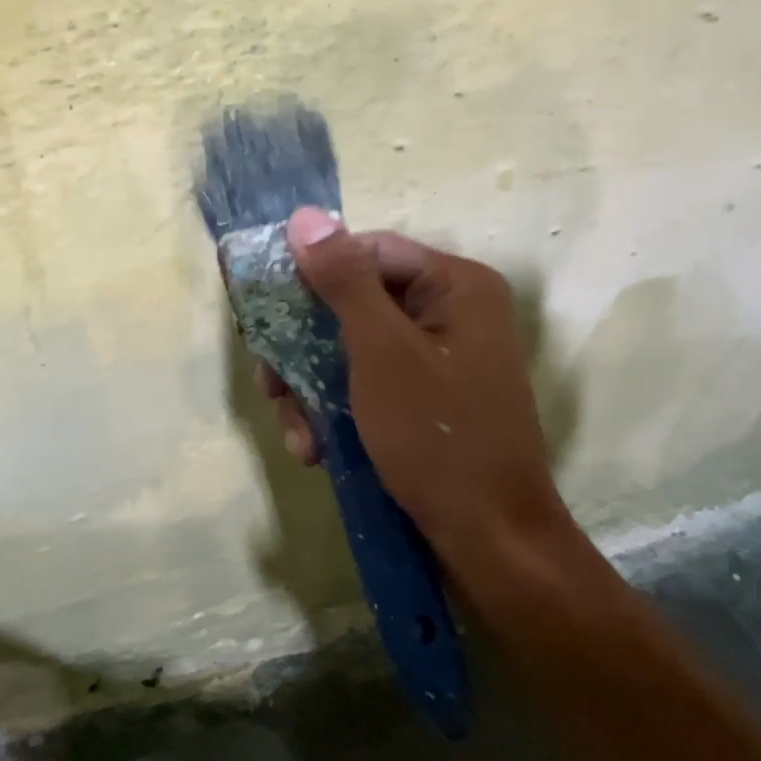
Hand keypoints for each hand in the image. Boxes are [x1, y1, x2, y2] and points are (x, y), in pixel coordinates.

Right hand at [260, 208, 572, 560]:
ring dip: (312, 389)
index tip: (267, 315)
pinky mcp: (428, 400)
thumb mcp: (381, 353)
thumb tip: (304, 217)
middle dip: (305, 349)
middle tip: (272, 386)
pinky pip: (369, 385)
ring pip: (352, 349)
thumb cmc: (438, 437)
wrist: (493, 544)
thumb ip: (342, 281)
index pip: (368, 250)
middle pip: (354, 302)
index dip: (312, 276)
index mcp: (455, 285)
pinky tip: (316, 449)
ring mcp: (441, 360)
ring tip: (297, 434)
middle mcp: (452, 312)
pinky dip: (337, 412)